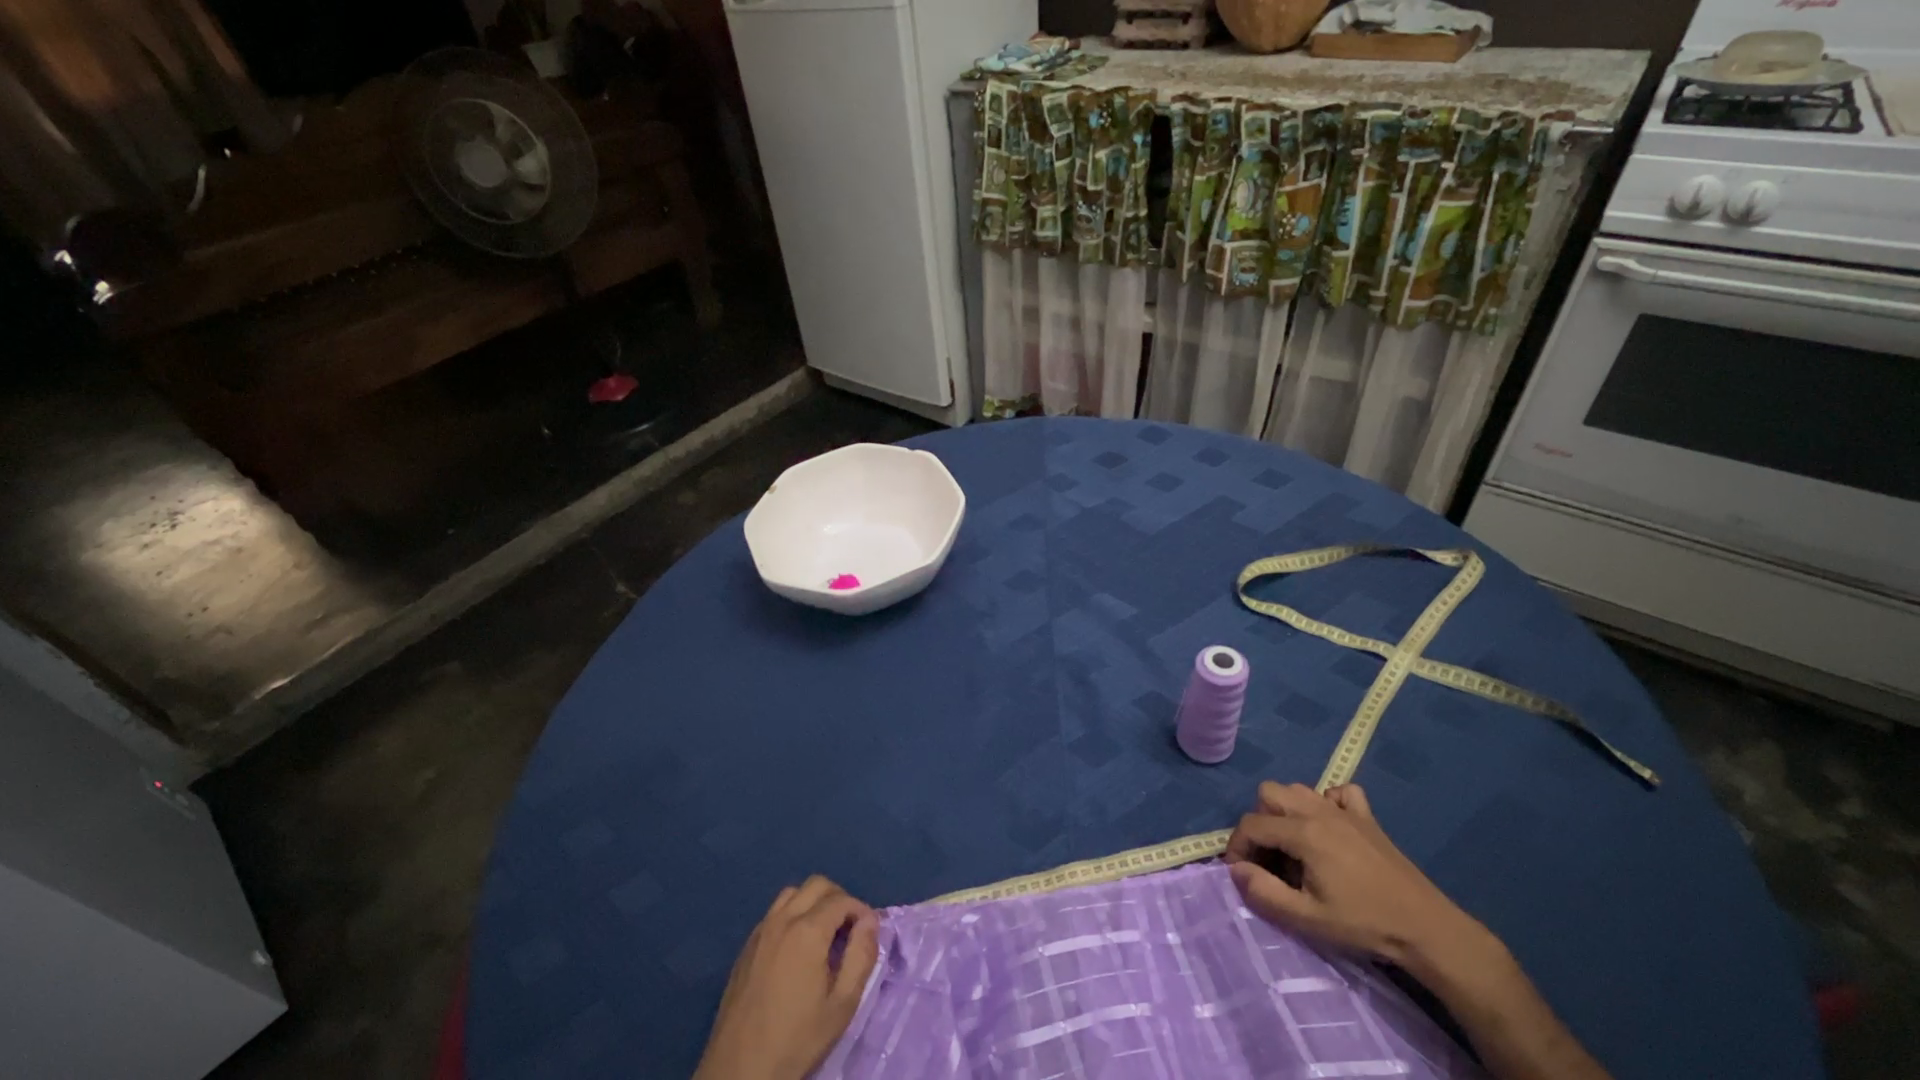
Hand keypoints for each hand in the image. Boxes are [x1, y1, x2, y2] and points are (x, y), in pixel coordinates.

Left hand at [693, 876, 879, 1079]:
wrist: (741, 1068)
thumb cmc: (798, 1038)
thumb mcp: (842, 1003)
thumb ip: (861, 956)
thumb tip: (870, 921)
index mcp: (807, 932)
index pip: (842, 899)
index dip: (862, 911)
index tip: (869, 933)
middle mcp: (781, 921)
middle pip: (816, 885)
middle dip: (839, 899)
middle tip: (850, 930)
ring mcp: (759, 932)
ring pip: (791, 894)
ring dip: (813, 903)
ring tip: (825, 936)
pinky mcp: (745, 948)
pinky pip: (773, 914)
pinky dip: (792, 915)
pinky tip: (797, 950)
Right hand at [1225, 781, 1491, 972]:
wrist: (1425, 927)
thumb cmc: (1363, 924)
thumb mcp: (1306, 918)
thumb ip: (1263, 892)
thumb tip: (1235, 870)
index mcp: (1304, 833)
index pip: (1251, 824)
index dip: (1236, 847)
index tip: (1242, 873)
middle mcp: (1321, 811)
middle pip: (1270, 793)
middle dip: (1259, 822)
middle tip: (1269, 858)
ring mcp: (1347, 811)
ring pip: (1300, 789)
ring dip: (1286, 811)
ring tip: (1293, 847)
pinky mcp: (1368, 818)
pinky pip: (1339, 793)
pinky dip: (1326, 804)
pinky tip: (1329, 830)